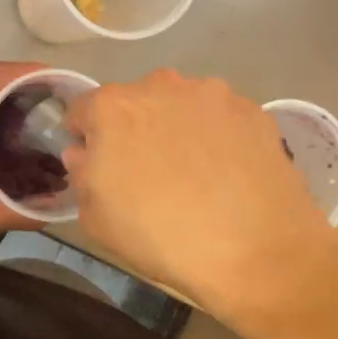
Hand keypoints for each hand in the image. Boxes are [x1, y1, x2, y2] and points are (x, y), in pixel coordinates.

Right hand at [62, 70, 337, 338]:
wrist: (256, 252)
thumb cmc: (160, 236)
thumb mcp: (95, 218)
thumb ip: (82, 174)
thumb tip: (88, 155)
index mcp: (113, 108)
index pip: (82, 110)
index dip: (85, 138)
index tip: (95, 166)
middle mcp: (162, 86)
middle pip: (134, 102)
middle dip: (132, 129)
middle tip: (144, 173)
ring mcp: (214, 95)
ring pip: (180, 107)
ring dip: (176, 130)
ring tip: (191, 176)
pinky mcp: (254, 112)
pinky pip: (219, 121)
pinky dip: (216, 140)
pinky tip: (225, 178)